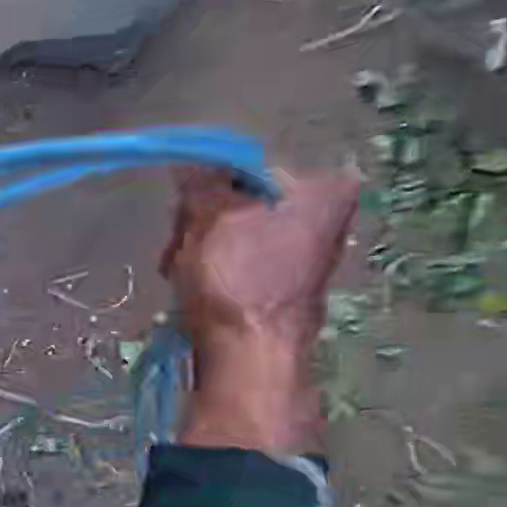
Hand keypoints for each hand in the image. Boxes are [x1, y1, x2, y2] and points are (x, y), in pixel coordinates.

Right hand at [160, 167, 358, 452]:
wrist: (247, 346)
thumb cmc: (237, 278)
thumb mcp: (211, 220)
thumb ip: (201, 184)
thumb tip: (187, 160)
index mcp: (321, 188)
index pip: (243, 167)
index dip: (204, 190)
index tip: (185, 218)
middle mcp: (322, 211)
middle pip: (235, 197)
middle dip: (198, 222)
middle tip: (185, 249)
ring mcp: (301, 245)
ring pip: (226, 227)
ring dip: (194, 246)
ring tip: (184, 271)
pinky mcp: (276, 273)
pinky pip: (231, 252)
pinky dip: (206, 264)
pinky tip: (195, 282)